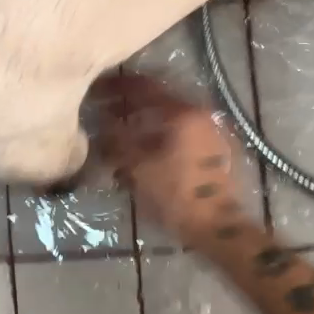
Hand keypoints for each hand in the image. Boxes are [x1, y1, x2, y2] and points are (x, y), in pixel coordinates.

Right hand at [90, 72, 249, 240]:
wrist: (217, 227)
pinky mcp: (217, 152)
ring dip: (145, 124)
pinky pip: (182, 134)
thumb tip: (99, 124)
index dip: (117, 86)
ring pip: (171, 120)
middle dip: (130, 106)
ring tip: (120, 135)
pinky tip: (143, 152)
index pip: (145, 87)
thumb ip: (115, 140)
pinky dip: (161, 137)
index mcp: (185, 112)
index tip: (96, 89)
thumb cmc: (175, 194)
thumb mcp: (137, 167)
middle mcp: (203, 115)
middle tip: (104, 112)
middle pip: (159, 101)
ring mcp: (214, 133)